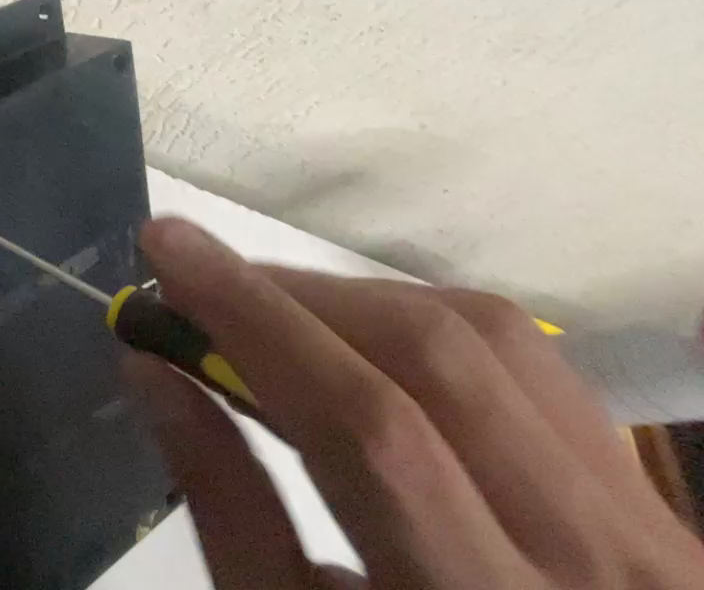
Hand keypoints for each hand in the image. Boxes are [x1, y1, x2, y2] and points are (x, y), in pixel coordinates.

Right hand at [124, 217, 703, 589]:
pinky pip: (532, 364)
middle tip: (201, 284)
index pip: (362, 420)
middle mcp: (601, 562)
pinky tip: (356, 339)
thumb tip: (150, 368)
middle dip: (291, 291)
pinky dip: (421, 323)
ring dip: (353, 297)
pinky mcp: (658, 501)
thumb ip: (222, 501)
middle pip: (435, 354)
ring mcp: (655, 528)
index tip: (166, 246)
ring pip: (498, 337)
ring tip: (270, 311)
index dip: (253, 315)